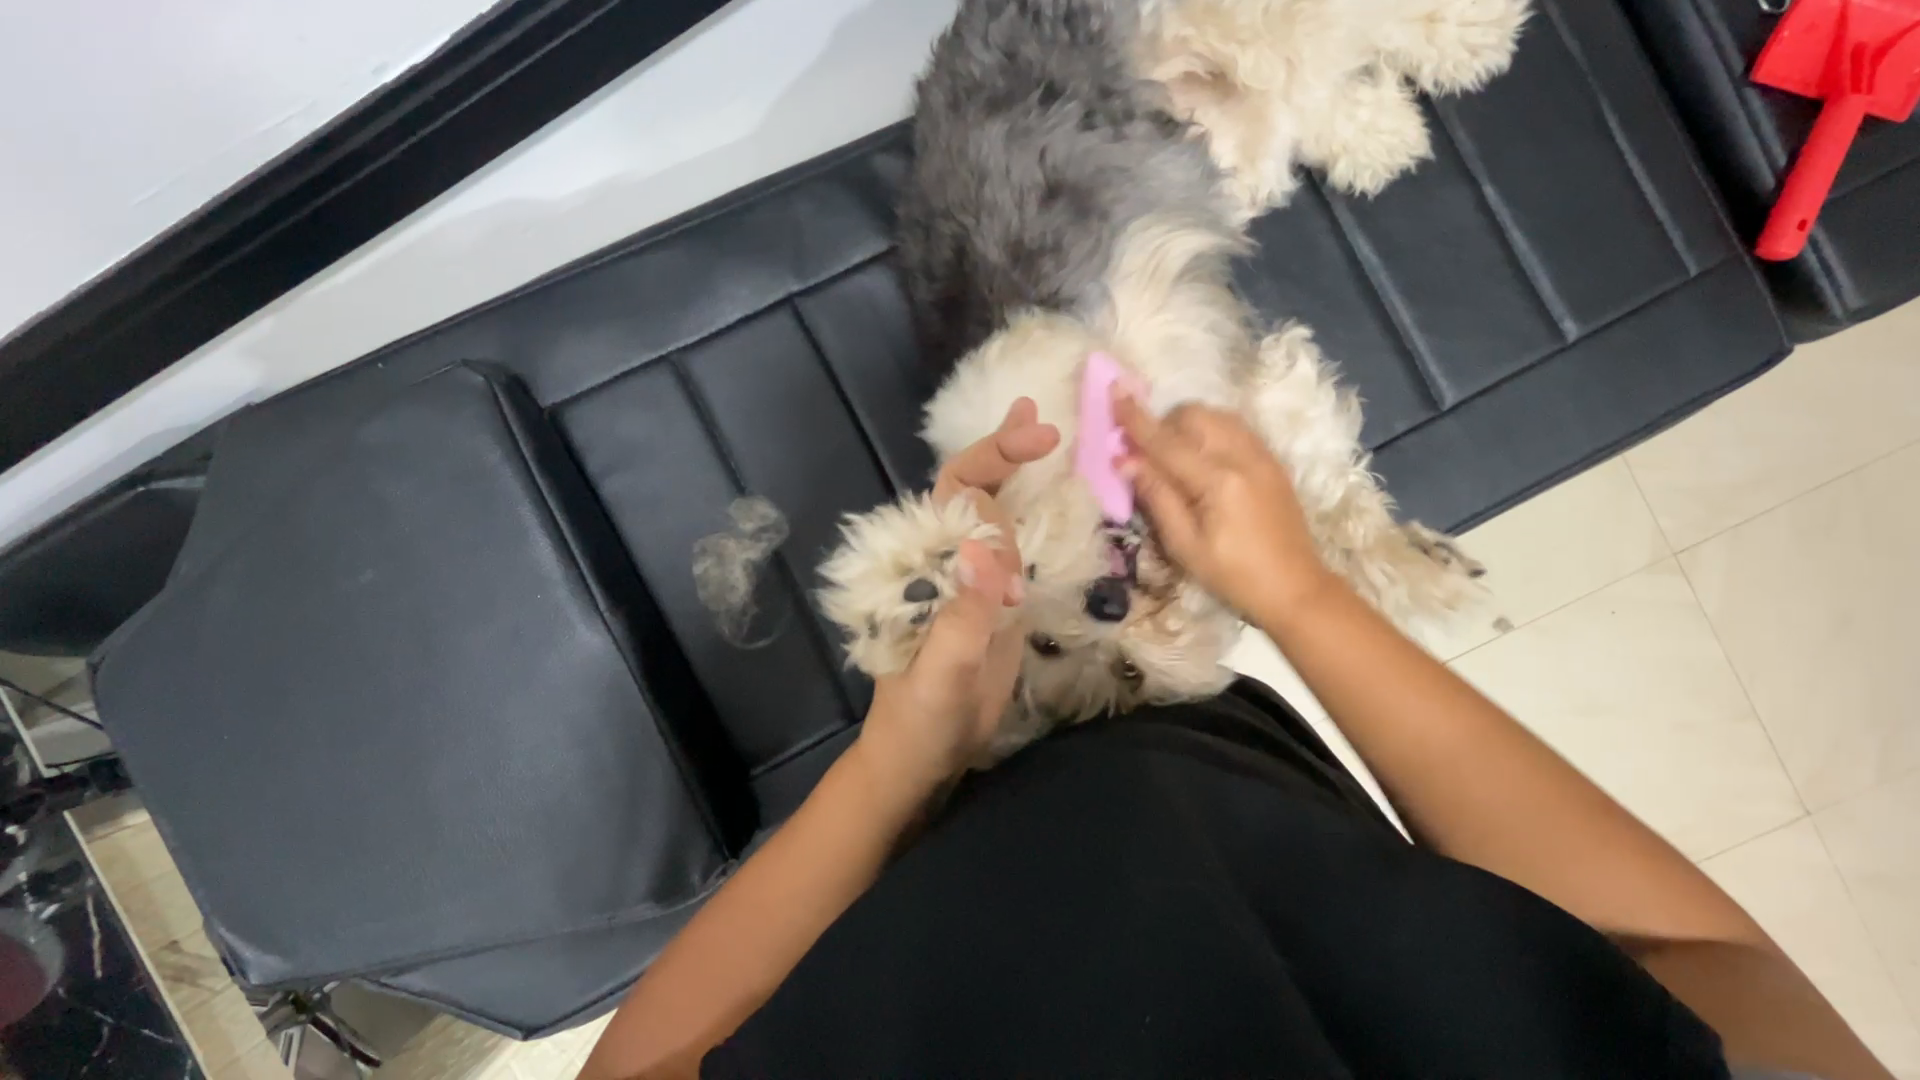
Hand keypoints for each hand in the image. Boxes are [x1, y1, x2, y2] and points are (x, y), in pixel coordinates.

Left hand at [853, 400, 1057, 795]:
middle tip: (1045, 423)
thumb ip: (964, 617)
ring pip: (998, 517)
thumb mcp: (942, 673)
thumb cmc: (919, 719)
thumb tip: (989, 553)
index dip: (994, 458)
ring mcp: (975, 584)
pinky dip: (1037, 523)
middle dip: (1005, 452)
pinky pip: (1018, 555)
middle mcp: (949, 564)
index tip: (1038, 440)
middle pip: (974, 492)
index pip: (956, 493)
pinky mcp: (997, 609)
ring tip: (1050, 440)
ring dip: (1020, 478)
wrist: (923, 758)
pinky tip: (1058, 507)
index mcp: (927, 566)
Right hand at [1113, 393, 1332, 620]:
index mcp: (1218, 481)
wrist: (1295, 587)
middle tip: (1148, 453)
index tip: (1115, 392)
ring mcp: (1262, 456)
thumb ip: (1156, 496)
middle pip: (1195, 415)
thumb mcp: (1185, 545)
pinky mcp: (1272, 462)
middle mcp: (1243, 457)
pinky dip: (1211, 432)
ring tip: (1175, 456)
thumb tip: (1125, 461)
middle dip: (1166, 423)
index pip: (1167, 442)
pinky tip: (1203, 459)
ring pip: (1217, 416)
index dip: (1137, 419)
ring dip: (1189, 425)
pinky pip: (1236, 429)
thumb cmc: (1233, 575)